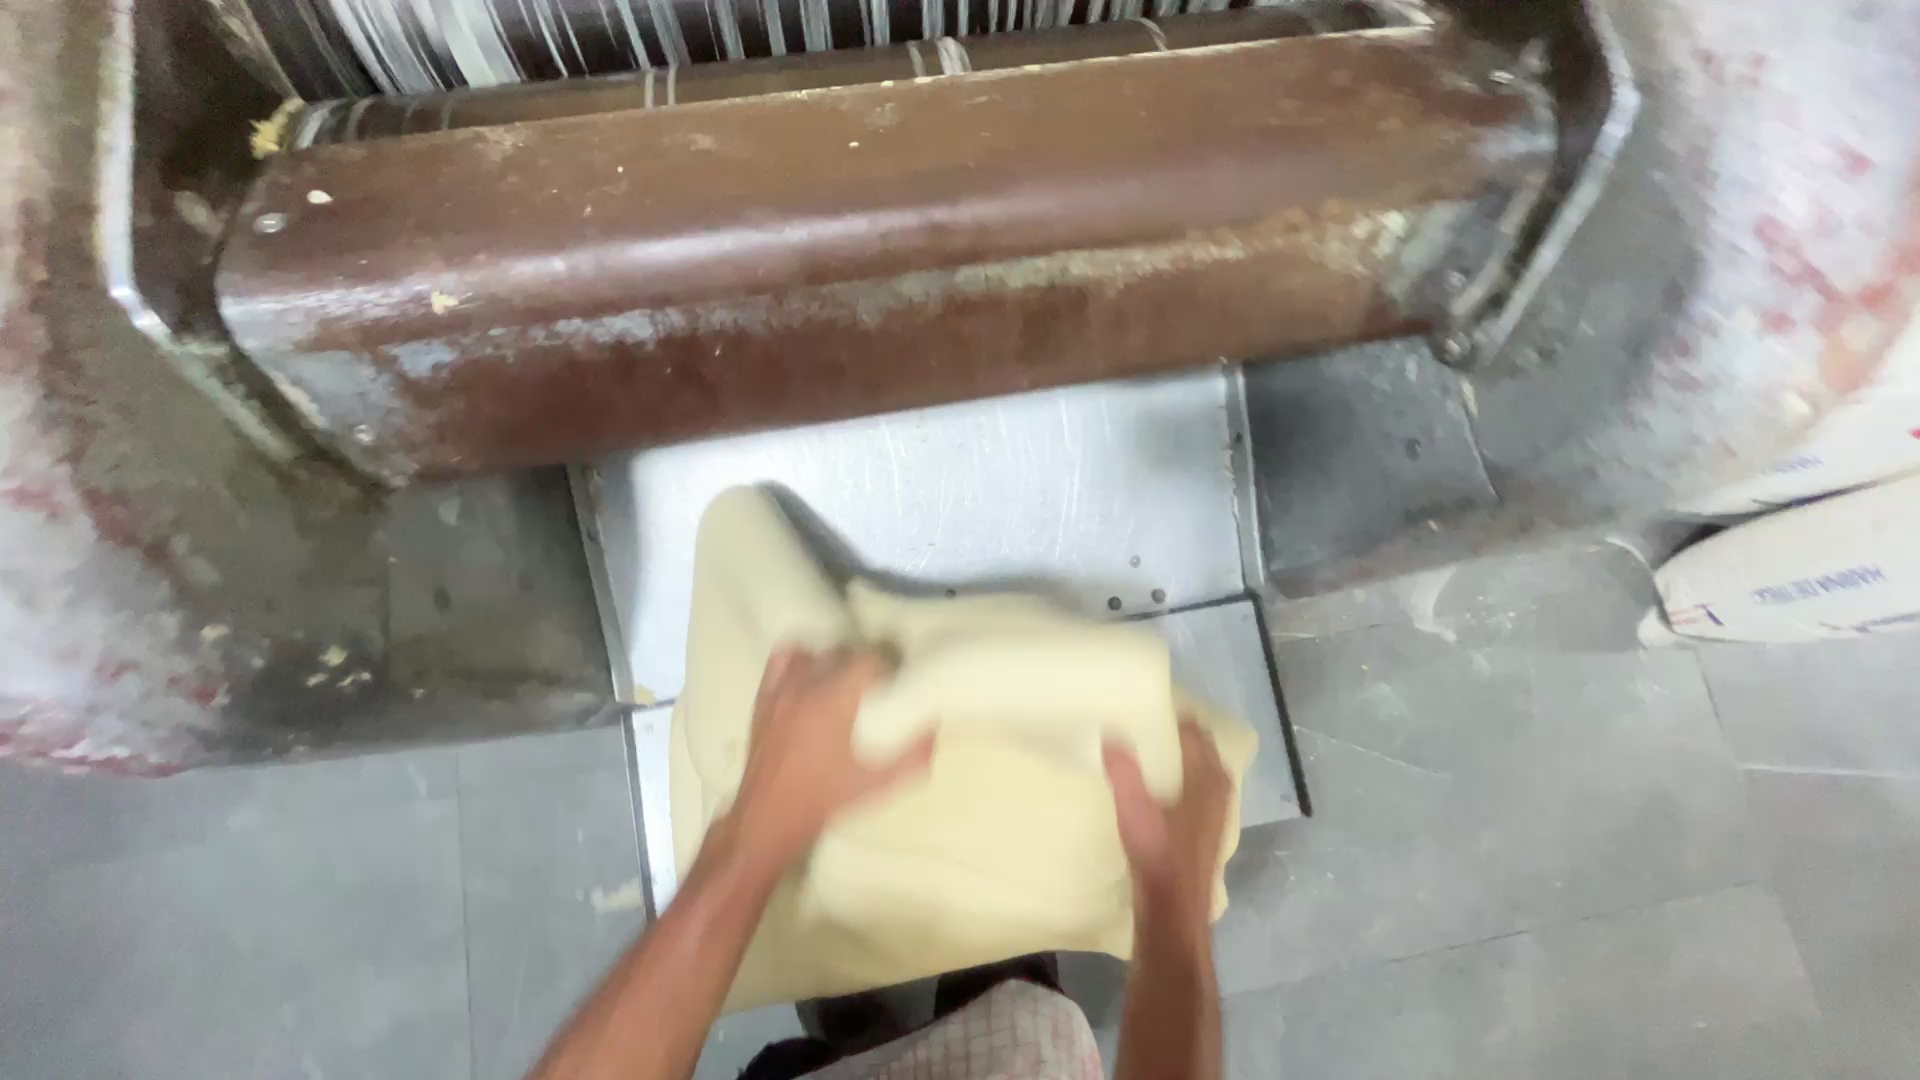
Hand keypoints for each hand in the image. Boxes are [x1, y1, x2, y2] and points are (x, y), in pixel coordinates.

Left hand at [724, 646, 936, 869]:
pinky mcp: (764, 697)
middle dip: (863, 664)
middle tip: (874, 688)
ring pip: (815, 653)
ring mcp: (781, 689)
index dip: (887, 667)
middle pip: (843, 652)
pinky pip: (783, 659)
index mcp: (834, 701)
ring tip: (843, 682)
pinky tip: (811, 674)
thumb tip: (934, 731)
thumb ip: (913, 757)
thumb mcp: (878, 783)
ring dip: (833, 661)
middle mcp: (806, 687)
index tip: (895, 684)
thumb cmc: (826, 799)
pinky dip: (800, 659)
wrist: (769, 818)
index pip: (868, 660)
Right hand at [1103, 718, 1231, 915]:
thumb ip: (1123, 771)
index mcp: (1204, 781)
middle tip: (1161, 725)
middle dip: (1190, 737)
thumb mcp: (1133, 809)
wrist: (1174, 910)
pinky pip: (1207, 795)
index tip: (1158, 706)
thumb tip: (1110, 732)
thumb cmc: (1156, 855)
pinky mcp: (1210, 835)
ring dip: (1194, 761)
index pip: (1197, 736)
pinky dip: (1194, 783)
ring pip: (1212, 776)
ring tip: (1167, 753)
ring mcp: (1218, 817)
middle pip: (1209, 754)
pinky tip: (1174, 793)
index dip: (1181, 719)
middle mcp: (1217, 794)